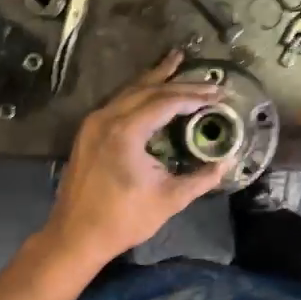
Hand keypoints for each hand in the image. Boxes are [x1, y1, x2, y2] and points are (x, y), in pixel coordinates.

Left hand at [41, 51, 229, 265]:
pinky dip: (139, 93)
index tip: (218, 93)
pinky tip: (150, 91)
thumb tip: (225, 164)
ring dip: (156, 79)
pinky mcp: (88, 133)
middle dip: (179, 83)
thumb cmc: (122, 219)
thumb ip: (200, 179)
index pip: (166, 102)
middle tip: (208, 81)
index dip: (194, 96)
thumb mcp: (169, 199)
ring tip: (176, 63)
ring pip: (129, 91)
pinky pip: (118, 102)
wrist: (75, 236)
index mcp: (125, 132)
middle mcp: (106, 119)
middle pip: (147, 90)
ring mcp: (93, 124)